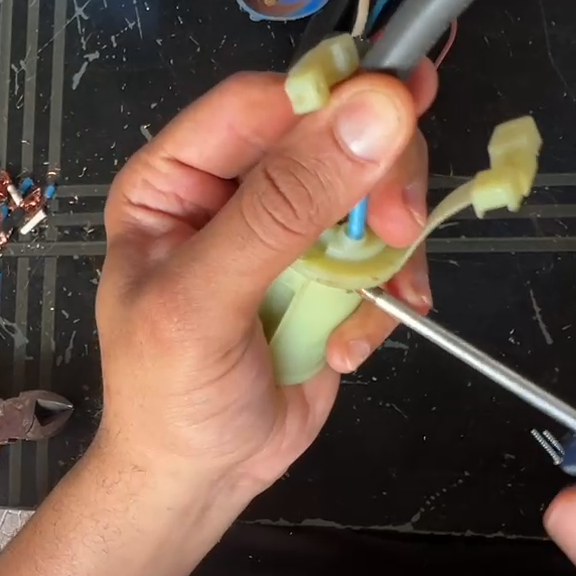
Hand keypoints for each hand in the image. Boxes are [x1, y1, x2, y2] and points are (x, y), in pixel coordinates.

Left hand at [94, 64, 437, 495]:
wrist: (200, 476)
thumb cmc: (171, 395)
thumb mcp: (205, 302)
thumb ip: (280, 209)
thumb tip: (376, 109)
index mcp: (176, 181)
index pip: (260, 105)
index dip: (330, 98)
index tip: (403, 108)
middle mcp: (232, 196)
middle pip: (332, 136)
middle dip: (374, 183)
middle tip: (398, 231)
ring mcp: (287, 237)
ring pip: (373, 194)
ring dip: (388, 253)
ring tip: (368, 310)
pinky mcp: (328, 280)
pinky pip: (385, 259)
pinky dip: (385, 301)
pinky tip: (346, 349)